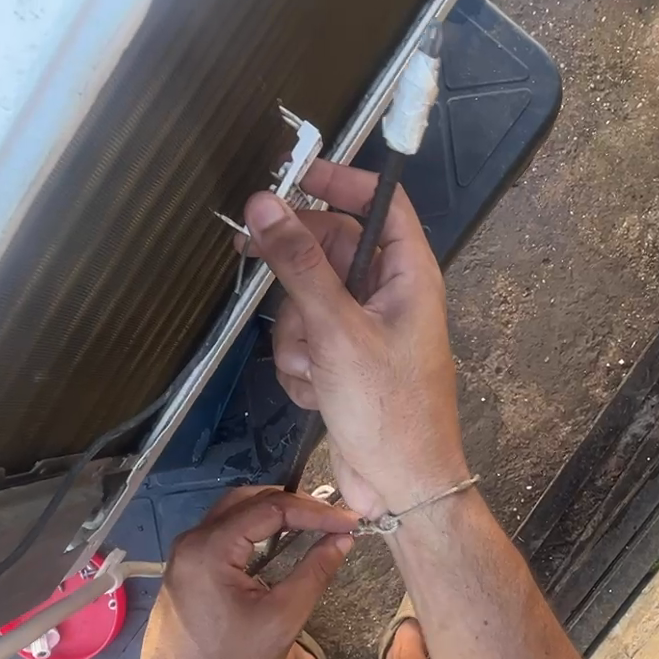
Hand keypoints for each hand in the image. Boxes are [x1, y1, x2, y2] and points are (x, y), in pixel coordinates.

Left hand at [126, 488, 356, 658]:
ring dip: (273, 516)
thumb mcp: (283, 620)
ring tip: (312, 527)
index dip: (315, 511)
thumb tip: (342, 539)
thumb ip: (315, 572)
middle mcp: (191, 542)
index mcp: (210, 548)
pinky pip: (223, 536)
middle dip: (294, 505)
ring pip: (233, 516)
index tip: (349, 522)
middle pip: (248, 501)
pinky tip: (280, 547)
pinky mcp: (185, 573)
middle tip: (332, 519)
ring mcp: (184, 557)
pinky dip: (255, 533)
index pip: (271, 508)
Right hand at [242, 161, 470, 518]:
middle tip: (250, 254)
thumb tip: (266, 204)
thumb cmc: (388, 409)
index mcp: (408, 276)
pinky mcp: (344, 364)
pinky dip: (302, 367)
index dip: (340, 182)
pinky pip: (306, 343)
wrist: (399, 483)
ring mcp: (364, 332)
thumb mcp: (338, 331)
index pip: (380, 205)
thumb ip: (299, 266)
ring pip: (308, 302)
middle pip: (329, 252)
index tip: (293, 176)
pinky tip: (317, 393)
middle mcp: (388, 297)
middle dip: (297, 277)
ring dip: (298, 337)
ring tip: (314, 370)